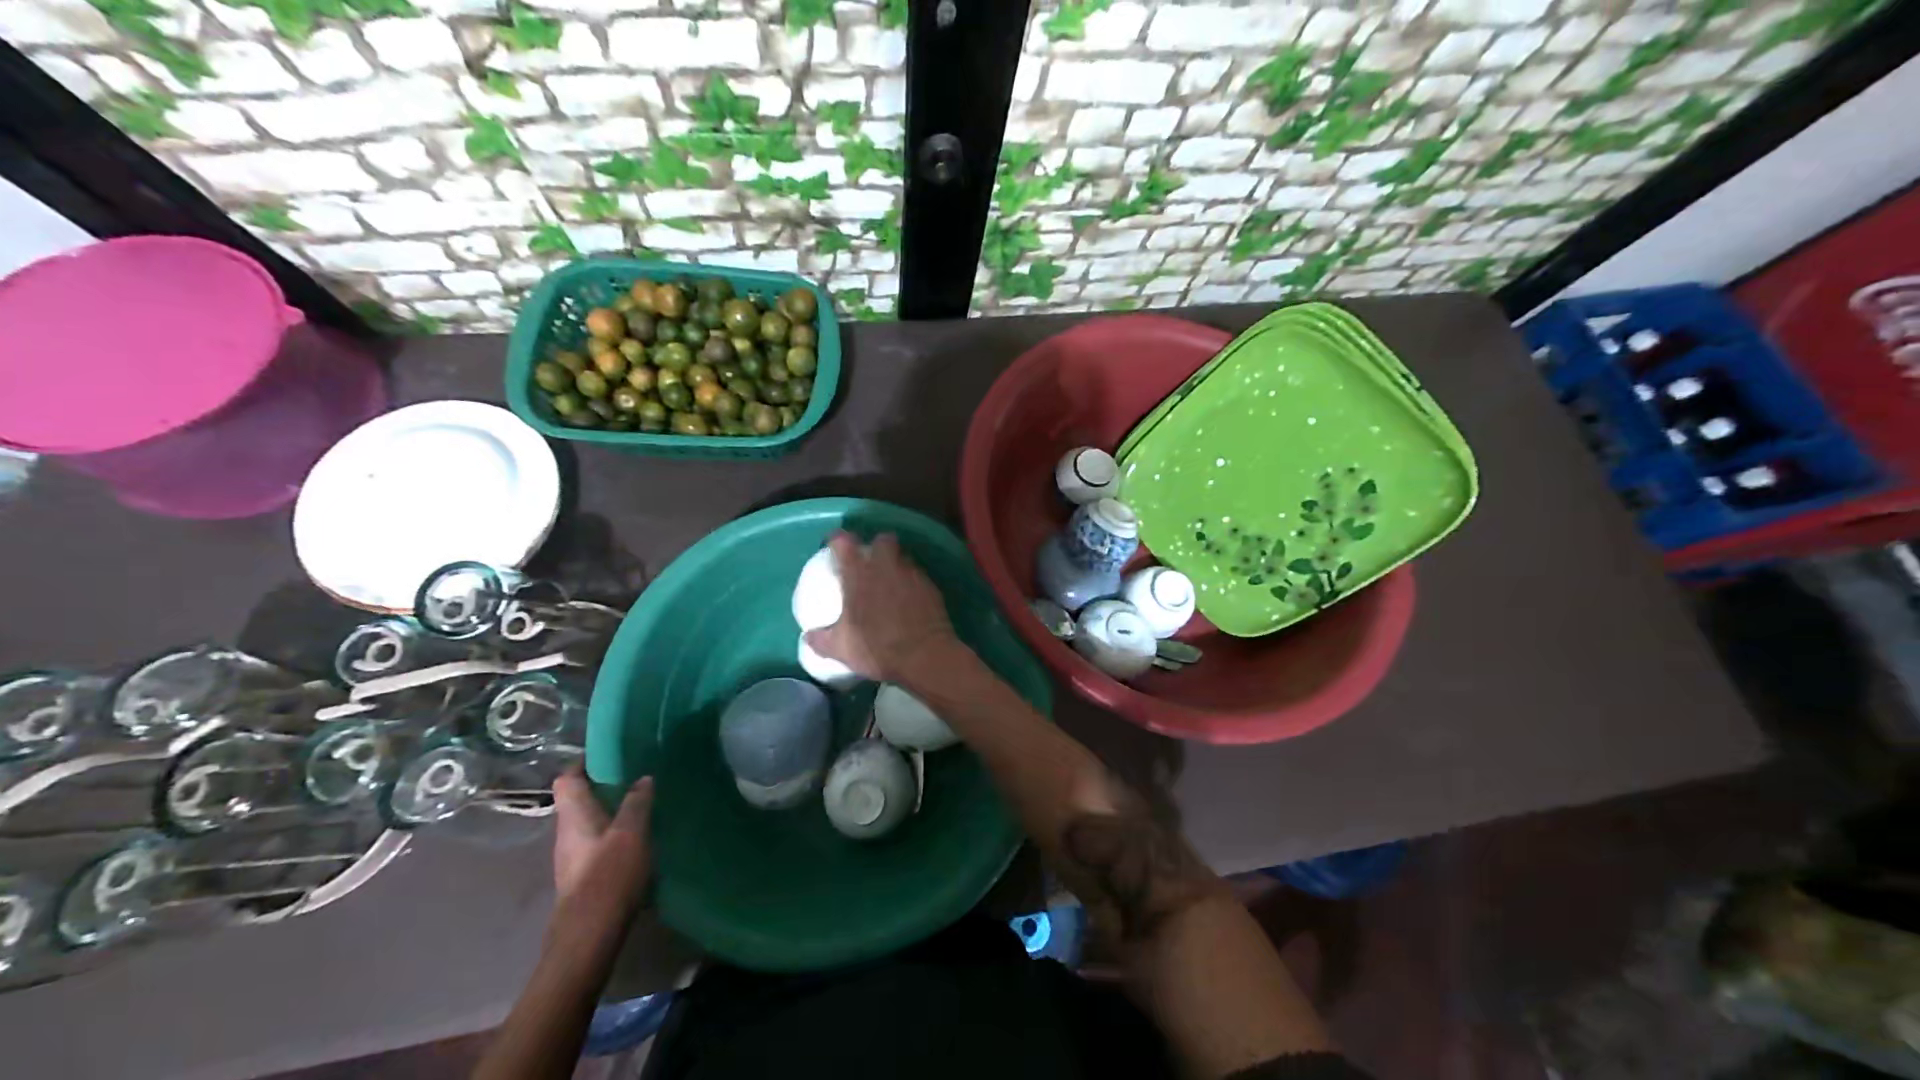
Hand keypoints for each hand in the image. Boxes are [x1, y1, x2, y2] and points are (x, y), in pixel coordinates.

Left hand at [551, 766, 652, 918]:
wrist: (589, 936)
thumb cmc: (608, 877)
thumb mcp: (632, 833)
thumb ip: (637, 803)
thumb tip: (642, 778)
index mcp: (573, 816)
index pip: (568, 779)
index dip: (584, 763)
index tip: (609, 754)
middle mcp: (566, 834)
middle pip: (577, 801)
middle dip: (603, 788)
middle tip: (635, 777)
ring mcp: (572, 858)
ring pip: (588, 823)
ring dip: (610, 812)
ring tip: (641, 806)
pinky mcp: (582, 878)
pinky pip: (596, 844)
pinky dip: (613, 835)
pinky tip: (637, 840)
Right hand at [804, 531, 957, 683]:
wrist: (925, 656)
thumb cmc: (877, 648)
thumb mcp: (841, 648)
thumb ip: (821, 639)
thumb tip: (807, 636)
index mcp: (859, 574)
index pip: (843, 541)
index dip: (837, 540)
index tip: (834, 547)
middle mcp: (886, 566)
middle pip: (882, 539)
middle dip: (876, 546)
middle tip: (870, 563)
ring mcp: (912, 574)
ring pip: (903, 556)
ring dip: (896, 564)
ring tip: (891, 583)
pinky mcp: (931, 586)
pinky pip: (919, 576)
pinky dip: (912, 583)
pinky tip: (909, 600)